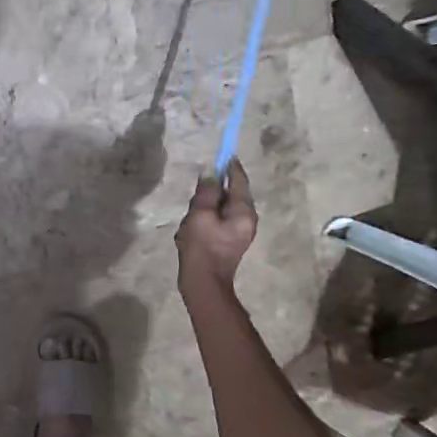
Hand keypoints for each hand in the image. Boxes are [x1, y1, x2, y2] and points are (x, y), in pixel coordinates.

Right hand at [175, 160, 256, 289]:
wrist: (204, 284)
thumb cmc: (202, 248)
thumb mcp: (200, 215)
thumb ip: (206, 192)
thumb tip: (210, 173)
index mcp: (243, 211)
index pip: (238, 180)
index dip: (229, 165)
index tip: (221, 153)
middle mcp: (246, 219)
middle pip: (229, 194)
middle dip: (211, 192)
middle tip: (194, 200)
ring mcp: (238, 231)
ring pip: (220, 207)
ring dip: (205, 207)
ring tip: (190, 219)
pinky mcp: (228, 240)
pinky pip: (217, 220)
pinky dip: (204, 219)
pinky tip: (191, 228)